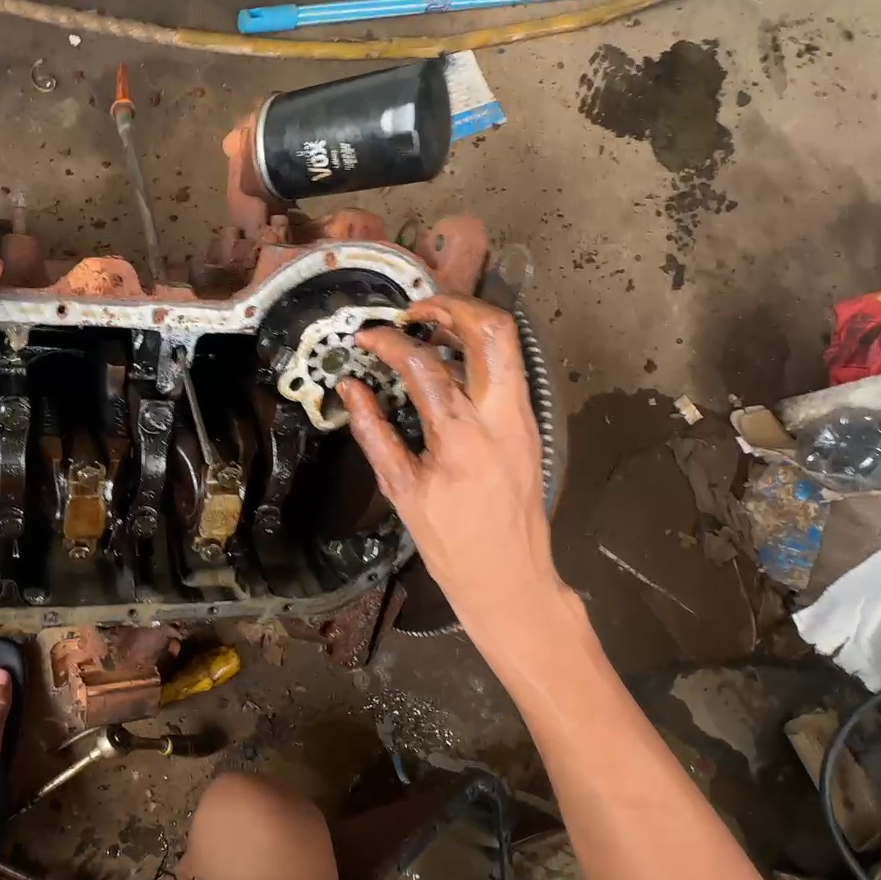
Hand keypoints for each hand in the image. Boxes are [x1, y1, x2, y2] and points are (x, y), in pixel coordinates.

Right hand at [337, 294, 560, 633]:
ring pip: (509, 343)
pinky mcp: (530, 423)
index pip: (424, 365)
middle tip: (414, 310)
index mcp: (461, 438)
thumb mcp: (400, 488)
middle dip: (452, 305)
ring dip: (469, 323)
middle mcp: (502, 417)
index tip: (367, 338)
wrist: (509, 573)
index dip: (389, 342)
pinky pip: (508, 369)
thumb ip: (374, 432)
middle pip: (493, 331)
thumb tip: (350, 389)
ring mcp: (524, 417)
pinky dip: (478, 352)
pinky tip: (448, 363)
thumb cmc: (449, 540)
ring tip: (429, 325)